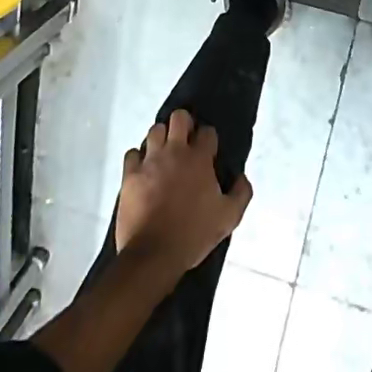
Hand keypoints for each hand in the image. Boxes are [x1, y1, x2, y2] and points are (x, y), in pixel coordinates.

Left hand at [114, 109, 252, 272]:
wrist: (153, 254)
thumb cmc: (193, 234)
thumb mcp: (229, 217)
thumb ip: (242, 192)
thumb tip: (241, 176)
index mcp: (199, 159)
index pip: (207, 132)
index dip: (208, 139)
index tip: (208, 152)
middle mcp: (174, 152)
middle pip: (179, 118)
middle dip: (184, 124)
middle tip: (185, 142)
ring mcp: (150, 161)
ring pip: (155, 130)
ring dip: (161, 138)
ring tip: (164, 154)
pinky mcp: (130, 174)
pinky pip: (132, 153)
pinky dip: (138, 158)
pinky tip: (143, 169)